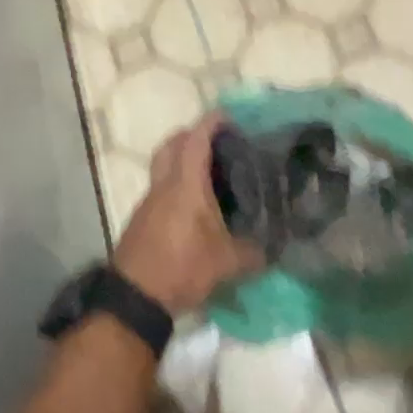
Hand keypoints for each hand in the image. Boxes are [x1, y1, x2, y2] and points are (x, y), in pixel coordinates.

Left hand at [114, 113, 264, 314]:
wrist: (135, 297)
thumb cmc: (182, 268)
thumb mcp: (228, 263)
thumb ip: (255, 251)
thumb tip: (277, 247)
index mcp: (186, 185)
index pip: (196, 140)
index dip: (211, 123)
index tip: (228, 115)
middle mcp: (164, 186)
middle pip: (172, 146)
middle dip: (192, 136)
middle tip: (217, 142)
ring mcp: (149, 202)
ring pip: (163, 168)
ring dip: (182, 162)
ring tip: (211, 174)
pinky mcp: (142, 220)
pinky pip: (160, 190)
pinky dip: (176, 186)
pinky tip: (195, 206)